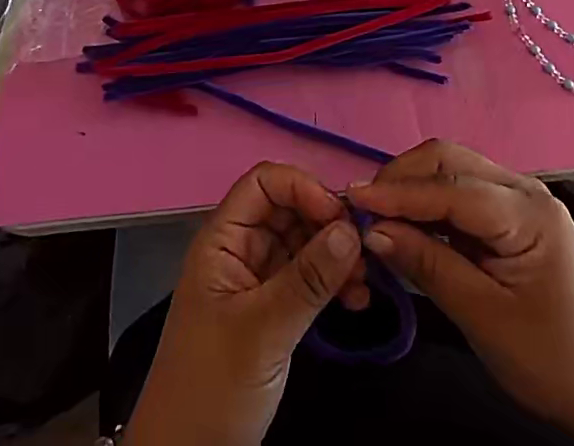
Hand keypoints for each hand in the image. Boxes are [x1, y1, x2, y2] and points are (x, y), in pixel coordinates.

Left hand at [125, 162, 365, 445]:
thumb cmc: (211, 389)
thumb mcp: (262, 332)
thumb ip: (308, 279)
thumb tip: (352, 229)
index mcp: (223, 241)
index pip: (264, 183)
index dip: (303, 188)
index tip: (339, 218)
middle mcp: (242, 249)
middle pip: (291, 208)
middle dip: (329, 223)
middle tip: (363, 253)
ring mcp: (259, 278)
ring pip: (306, 240)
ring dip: (338, 254)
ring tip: (363, 284)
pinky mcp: (275, 306)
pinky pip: (311, 275)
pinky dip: (336, 281)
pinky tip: (356, 300)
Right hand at [348, 141, 573, 445]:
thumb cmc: (552, 359)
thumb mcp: (484, 319)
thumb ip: (428, 266)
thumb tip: (373, 231)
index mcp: (528, 212)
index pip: (451, 188)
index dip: (398, 193)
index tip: (350, 199)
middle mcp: (525, 190)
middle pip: (451, 160)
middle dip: (402, 177)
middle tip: (361, 209)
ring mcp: (520, 198)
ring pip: (454, 169)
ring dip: (413, 186)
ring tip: (375, 215)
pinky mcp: (511, 215)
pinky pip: (462, 193)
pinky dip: (429, 202)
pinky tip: (406, 223)